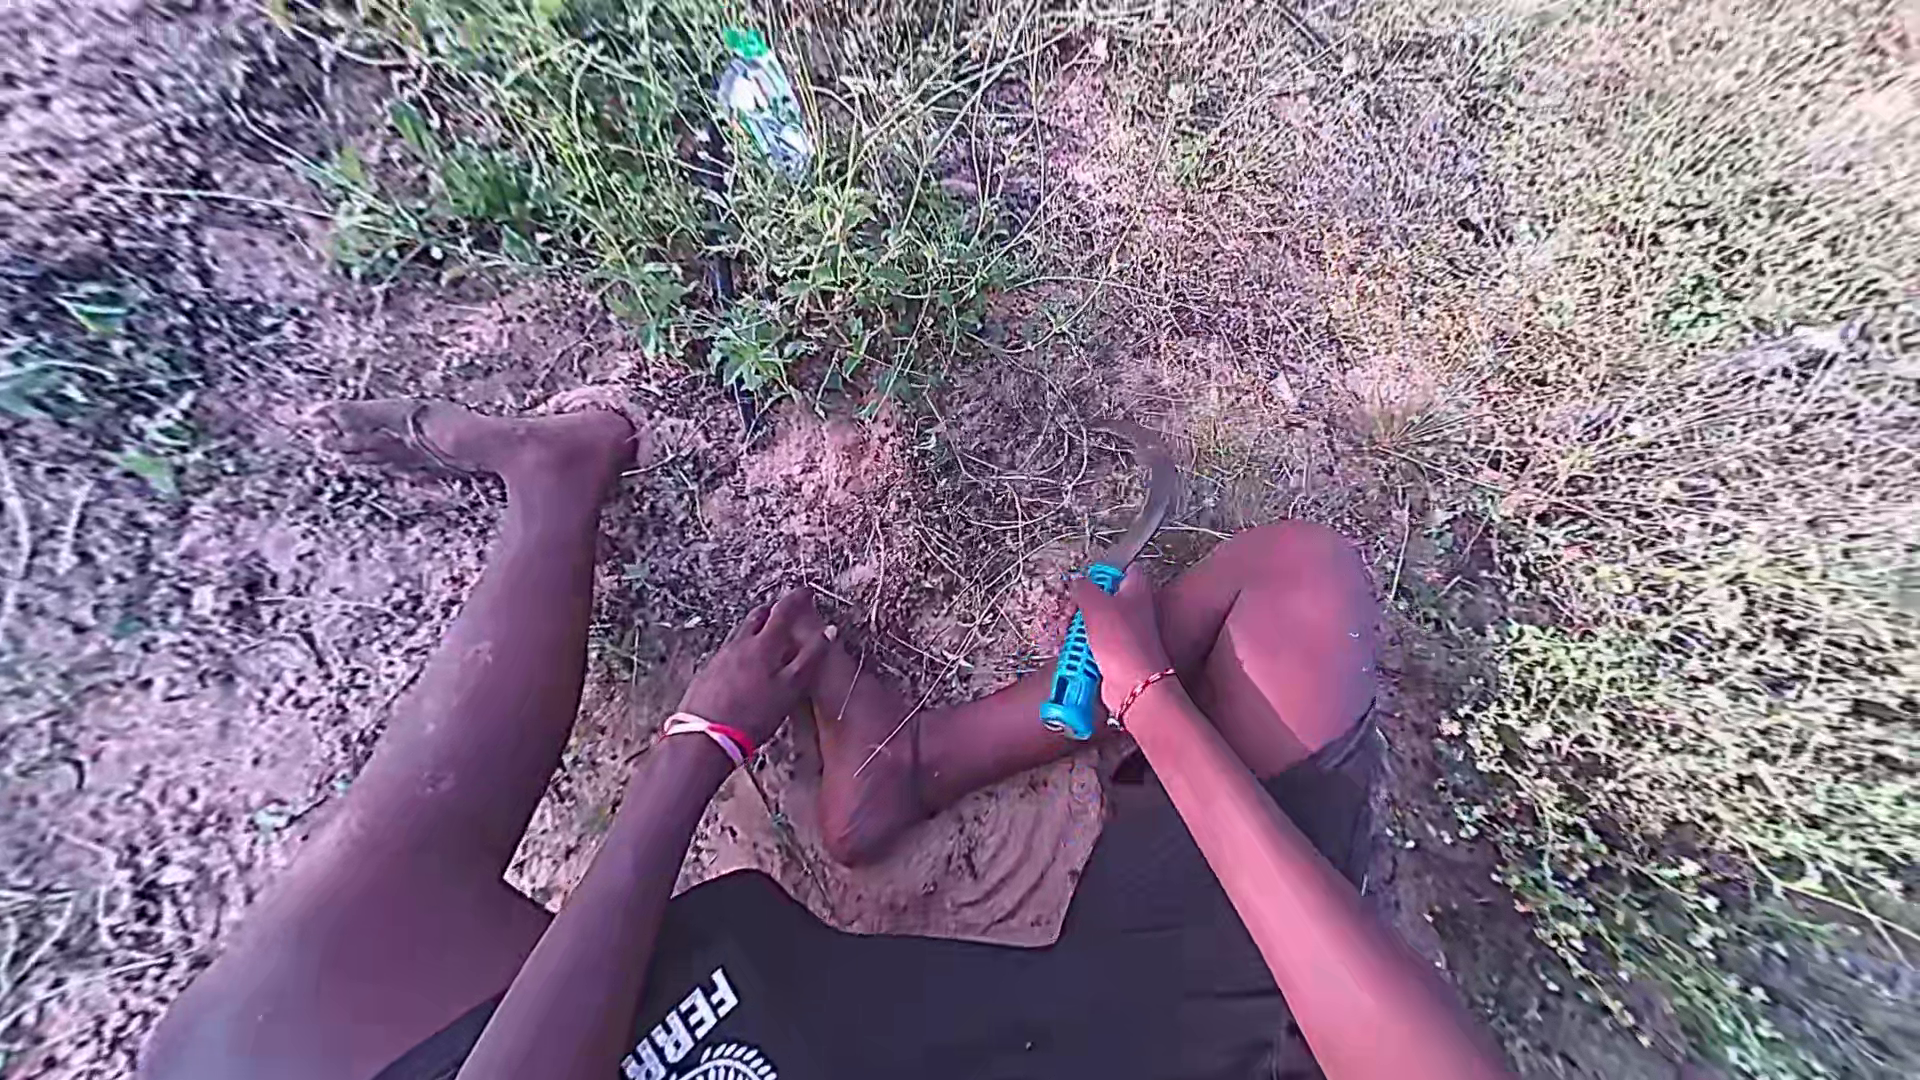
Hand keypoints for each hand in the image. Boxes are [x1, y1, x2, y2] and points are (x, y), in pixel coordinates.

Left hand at [677, 588, 830, 746]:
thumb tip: (829, 631)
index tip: (807, 591)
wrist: (703, 740)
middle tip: (786, 613)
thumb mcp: (791, 687)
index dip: (797, 598)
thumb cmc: (754, 714)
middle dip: (773, 610)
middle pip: (758, 617)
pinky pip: (729, 652)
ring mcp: (720, 658)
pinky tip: (746, 665)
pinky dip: (743, 649)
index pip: (783, 610)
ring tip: (768, 637)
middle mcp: (740, 644)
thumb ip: (811, 657)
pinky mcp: (708, 674)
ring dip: (757, 628)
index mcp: (764, 644)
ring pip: (742, 633)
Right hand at [1069, 569, 1173, 713]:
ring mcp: (1126, 633)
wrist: (1132, 684)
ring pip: (1097, 622)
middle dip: (1085, 603)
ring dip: (1081, 627)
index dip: (1105, 571)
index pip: (1125, 569)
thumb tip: (1076, 579)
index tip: (1087, 578)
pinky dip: (1083, 646)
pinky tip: (1076, 650)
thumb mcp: (1095, 604)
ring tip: (1071, 631)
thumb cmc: (1123, 642)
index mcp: (1137, 590)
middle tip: (1074, 607)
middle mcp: (1135, 610)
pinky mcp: (1117, 653)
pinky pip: (1095, 643)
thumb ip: (1084, 587)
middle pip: (1105, 597)